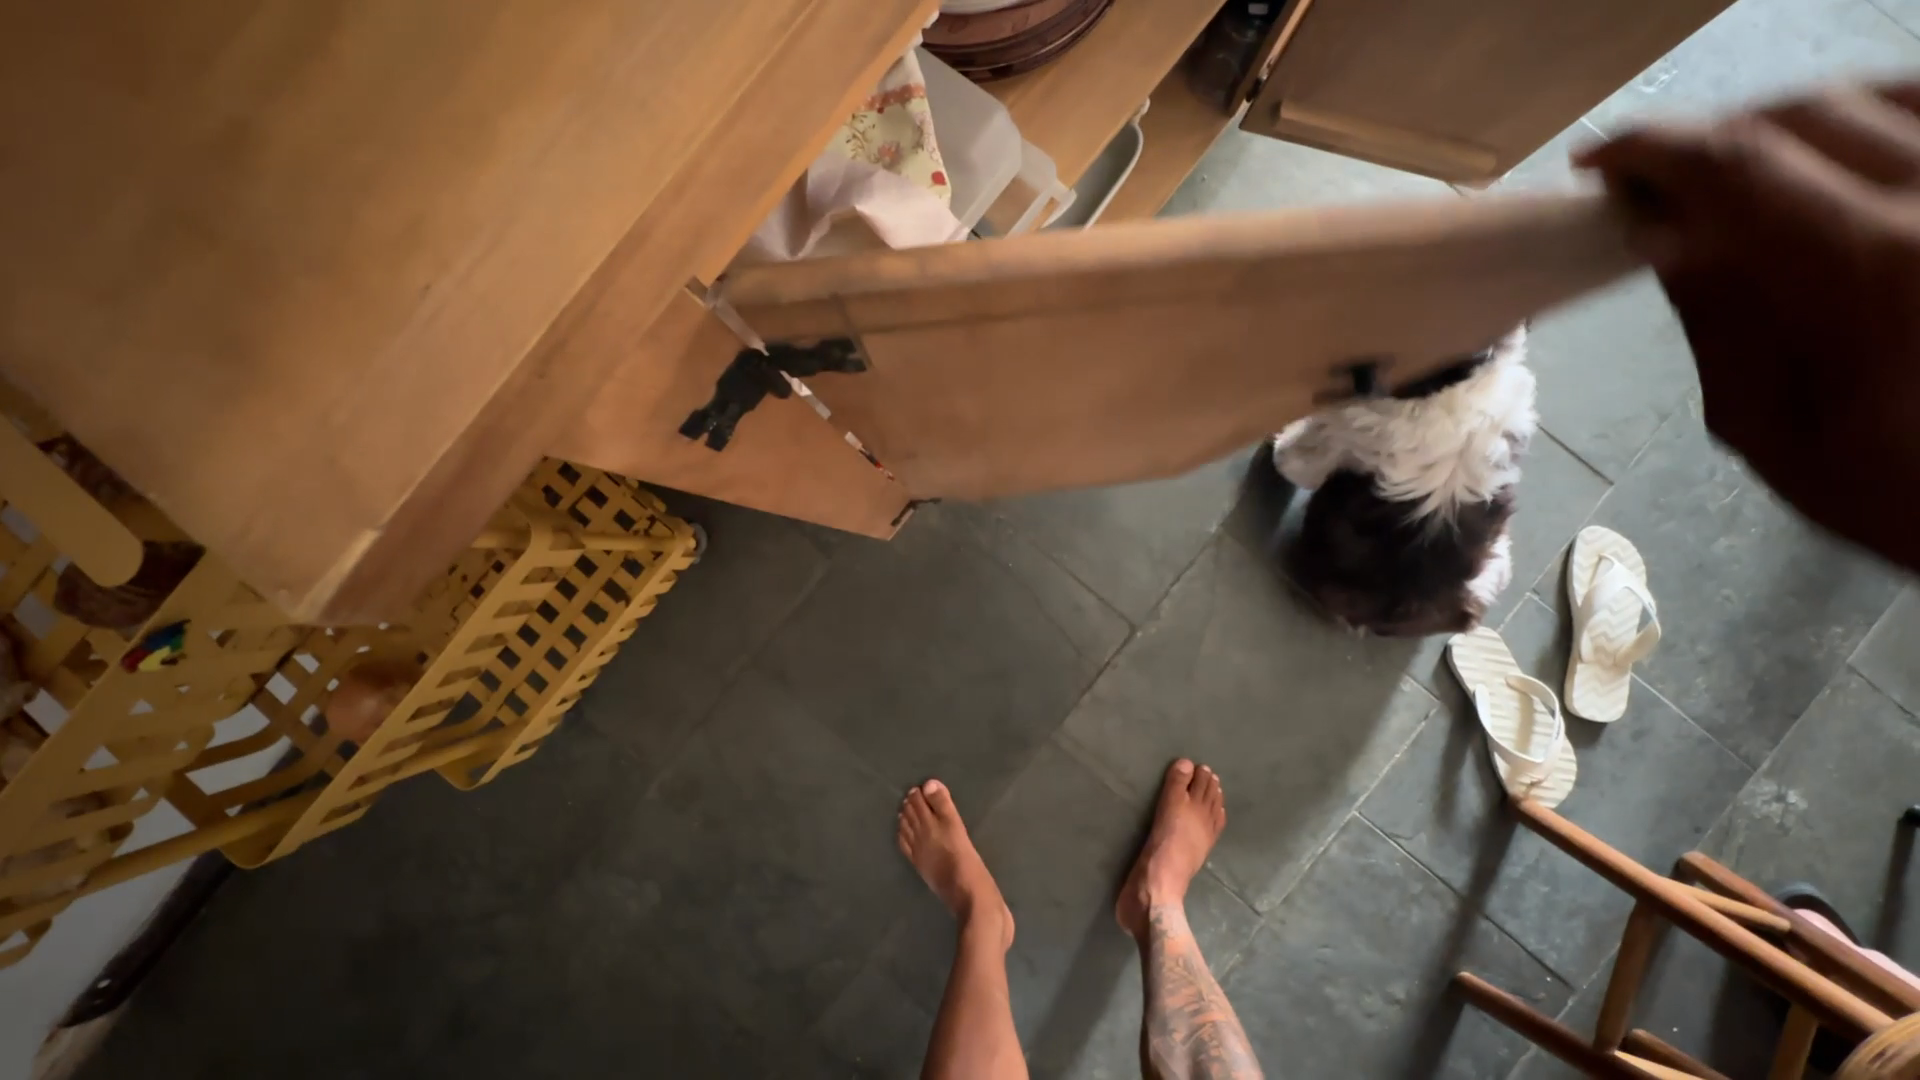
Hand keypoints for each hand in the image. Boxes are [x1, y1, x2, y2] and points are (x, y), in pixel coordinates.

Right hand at [1575, 83, 1919, 569]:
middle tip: (1654, 185)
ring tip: (1735, 173)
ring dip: (1786, 125)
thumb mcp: (1763, 422)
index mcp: (1865, 274)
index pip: (1733, 164)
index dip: (1650, 151)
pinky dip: (1870, 120)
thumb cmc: (1894, 488)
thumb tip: (1661, 236)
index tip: (1596, 166)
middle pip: (1802, 115)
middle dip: (1708, 140)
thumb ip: (1716, 316)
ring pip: (1881, 93)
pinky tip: (1831, 161)